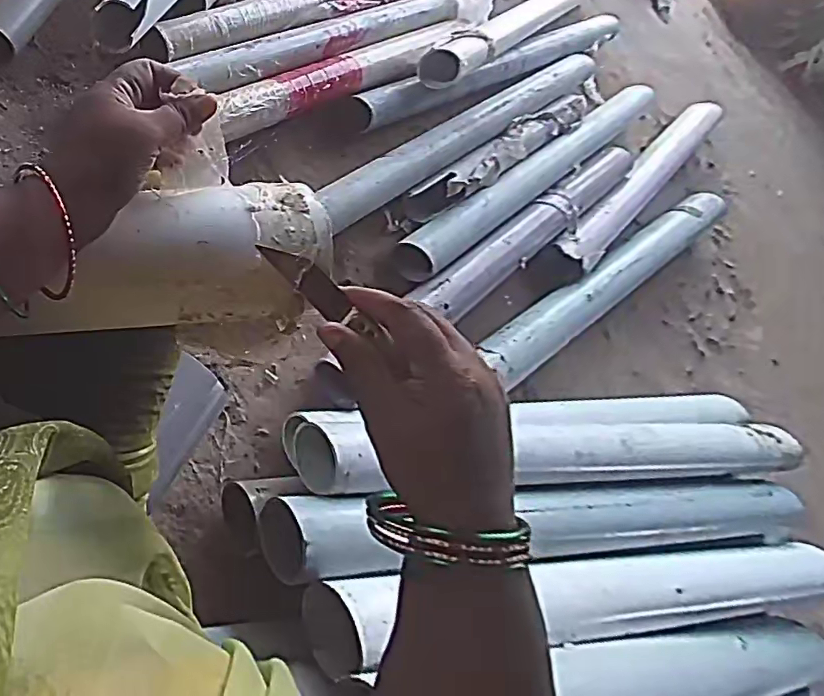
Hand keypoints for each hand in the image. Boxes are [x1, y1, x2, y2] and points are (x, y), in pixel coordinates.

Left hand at [43, 59, 216, 242]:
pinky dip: (153, 156)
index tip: (196, 105)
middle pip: (148, 100)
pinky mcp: (104, 163)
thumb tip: (207, 100)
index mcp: (111, 92)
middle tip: (194, 132)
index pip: (149, 70)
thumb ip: (179, 116)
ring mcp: (103, 137)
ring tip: (184, 153)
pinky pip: (135, 151)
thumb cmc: (105, 161)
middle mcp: (105, 109)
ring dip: (167, 137)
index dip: (175, 82)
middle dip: (175, 113)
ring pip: (144, 128)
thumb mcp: (149, 133)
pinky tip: (166, 169)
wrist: (67, 206)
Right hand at [317, 289, 514, 530]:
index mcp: (450, 371)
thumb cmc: (426, 476)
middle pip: (428, 319)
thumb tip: (334, 329)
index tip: (345, 296)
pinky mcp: (490, 399)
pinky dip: (423, 352)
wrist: (466, 527)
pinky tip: (402, 370)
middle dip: (388, 312)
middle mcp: (476, 369)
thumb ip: (358, 362)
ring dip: (406, 331)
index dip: (371, 299)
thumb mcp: (380, 413)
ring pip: (441, 336)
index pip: (407, 315)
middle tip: (353, 316)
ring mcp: (487, 384)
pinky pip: (453, 358)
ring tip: (372, 344)